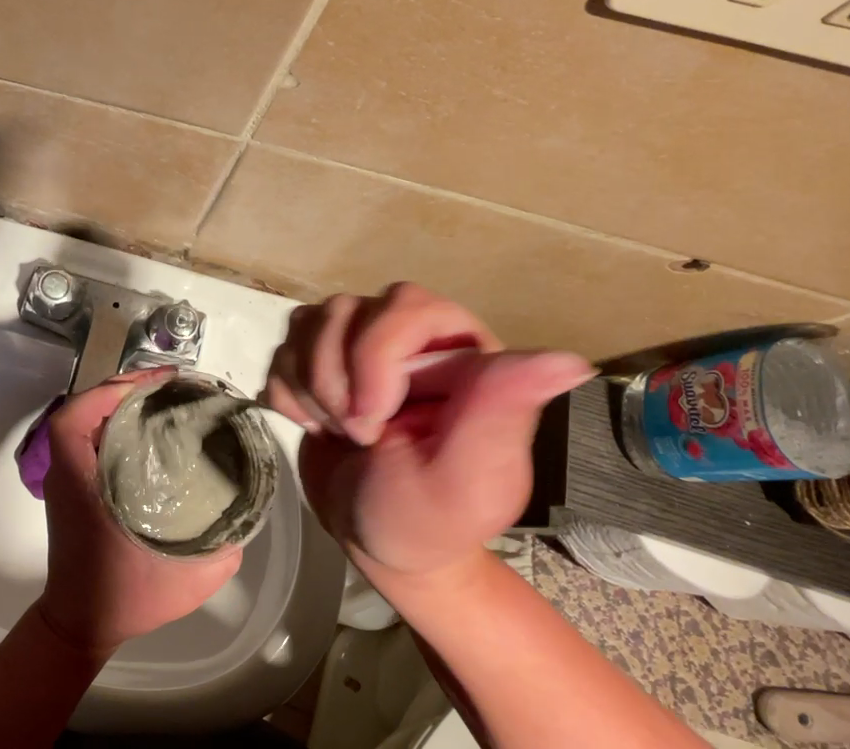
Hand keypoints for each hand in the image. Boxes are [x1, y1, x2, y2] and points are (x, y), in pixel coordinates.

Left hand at [33, 368, 242, 654]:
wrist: (82, 623)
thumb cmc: (126, 598)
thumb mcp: (185, 578)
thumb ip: (221, 547)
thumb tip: (245, 510)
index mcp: (80, 482)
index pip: (77, 418)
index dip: (110, 391)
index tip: (154, 384)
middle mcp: (67, 472)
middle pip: (84, 411)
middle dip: (122, 390)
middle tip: (167, 385)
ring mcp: (67, 478)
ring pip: (86, 423)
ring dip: (118, 405)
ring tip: (161, 399)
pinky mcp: (74, 486)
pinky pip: (89, 441)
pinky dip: (112, 425)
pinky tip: (146, 431)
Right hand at [263, 284, 593, 576]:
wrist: (376, 543)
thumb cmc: (430, 521)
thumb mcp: (470, 478)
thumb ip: (501, 412)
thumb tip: (571, 362)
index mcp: (461, 352)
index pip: (405, 306)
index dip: (373, 358)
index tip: (371, 425)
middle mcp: (409, 337)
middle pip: (344, 310)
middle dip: (335, 379)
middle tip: (357, 435)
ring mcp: (356, 346)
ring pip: (306, 325)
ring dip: (310, 390)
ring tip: (341, 434)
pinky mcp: (315, 364)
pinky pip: (279, 352)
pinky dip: (288, 397)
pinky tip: (317, 428)